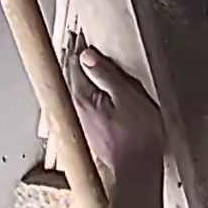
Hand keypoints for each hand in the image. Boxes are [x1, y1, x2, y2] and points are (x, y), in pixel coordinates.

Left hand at [69, 47, 165, 186]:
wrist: (137, 172)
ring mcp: (81, 123)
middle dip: (73, 61)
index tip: (80, 35)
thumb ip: (106, 75)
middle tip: (77, 43)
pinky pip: (81, 104)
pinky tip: (92, 91)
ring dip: (77, 76)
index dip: (78, 49)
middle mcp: (76, 110)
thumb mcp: (128, 97)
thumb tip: (86, 55)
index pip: (73, 65)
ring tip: (83, 63)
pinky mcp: (89, 133)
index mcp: (82, 98)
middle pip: (69, 78)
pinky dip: (83, 91)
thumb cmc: (138, 135)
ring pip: (74, 91)